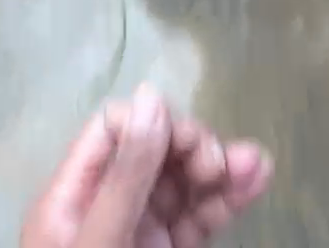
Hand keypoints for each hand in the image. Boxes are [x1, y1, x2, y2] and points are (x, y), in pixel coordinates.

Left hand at [23, 84, 274, 247]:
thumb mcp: (100, 244)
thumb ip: (126, 176)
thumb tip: (150, 95)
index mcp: (72, 198)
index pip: (114, 128)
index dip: (153, 124)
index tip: (183, 145)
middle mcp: (107, 206)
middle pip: (156, 148)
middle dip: (194, 147)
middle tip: (218, 167)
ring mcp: (140, 230)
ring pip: (186, 180)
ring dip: (223, 167)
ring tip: (256, 166)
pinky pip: (201, 215)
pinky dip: (229, 196)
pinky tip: (257, 179)